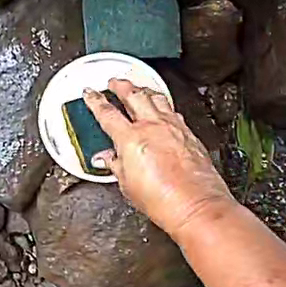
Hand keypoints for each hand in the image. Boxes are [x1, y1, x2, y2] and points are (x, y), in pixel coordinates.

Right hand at [84, 78, 235, 236]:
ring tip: (139, 88)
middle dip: (121, 85)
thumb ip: (115, 165)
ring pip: (157, 97)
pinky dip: (164, 105)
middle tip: (114, 82)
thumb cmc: (162, 198)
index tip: (90, 94)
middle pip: (134, 95)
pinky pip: (173, 111)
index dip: (95, 101)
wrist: (194, 204)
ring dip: (144, 90)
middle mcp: (152, 127)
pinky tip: (164, 108)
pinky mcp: (189, 133)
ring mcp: (173, 127)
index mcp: (131, 138)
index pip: (107, 113)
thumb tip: (105, 158)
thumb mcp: (127, 184)